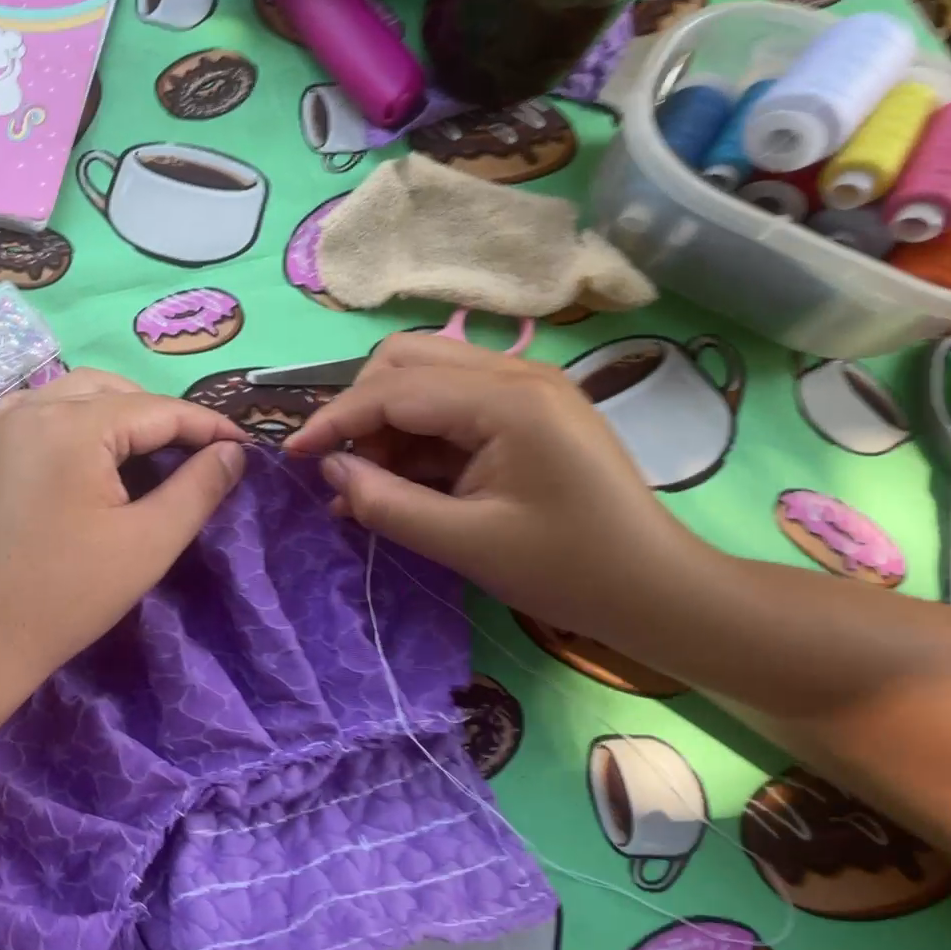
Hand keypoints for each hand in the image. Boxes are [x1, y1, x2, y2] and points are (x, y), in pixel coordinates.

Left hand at [0, 369, 248, 676]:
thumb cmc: (68, 594)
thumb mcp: (149, 542)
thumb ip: (199, 487)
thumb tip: (233, 451)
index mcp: (70, 424)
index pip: (157, 408)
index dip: (208, 425)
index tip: (246, 446)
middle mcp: (33, 406)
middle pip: (120, 392)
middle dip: (166, 419)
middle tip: (203, 458)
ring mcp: (7, 423)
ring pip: (85, 394)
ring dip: (128, 415)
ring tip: (161, 458)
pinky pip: (54, 411)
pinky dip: (90, 422)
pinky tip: (108, 460)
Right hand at [282, 333, 716, 634]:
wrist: (659, 589)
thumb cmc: (569, 571)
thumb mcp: (466, 545)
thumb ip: (387, 504)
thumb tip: (328, 470)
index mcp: (508, 400)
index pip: (394, 389)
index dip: (335, 419)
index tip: (291, 454)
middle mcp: (515, 372)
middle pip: (405, 359)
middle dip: (363, 411)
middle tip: (352, 473)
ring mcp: (525, 385)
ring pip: (424, 375)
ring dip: (387, 423)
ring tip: (377, 487)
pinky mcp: (527, 407)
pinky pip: (450, 402)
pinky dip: (417, 435)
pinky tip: (408, 482)